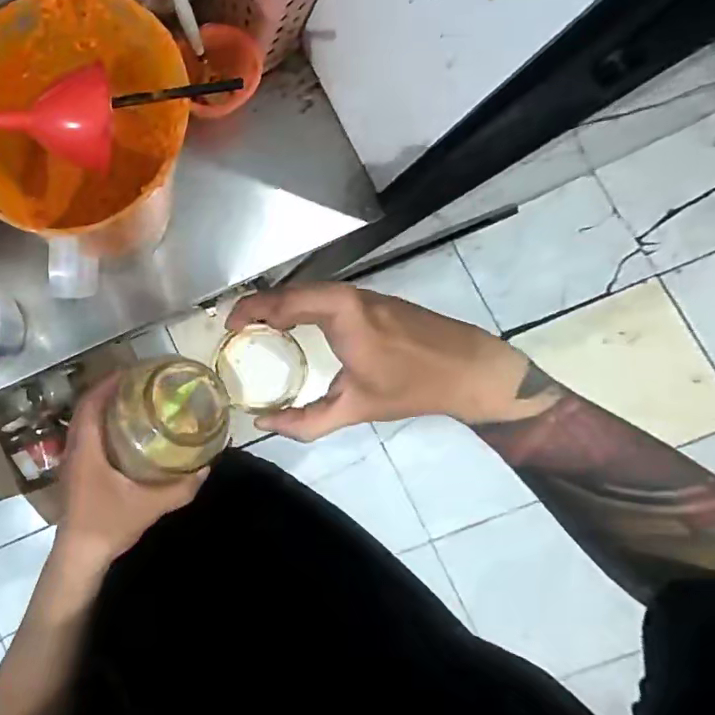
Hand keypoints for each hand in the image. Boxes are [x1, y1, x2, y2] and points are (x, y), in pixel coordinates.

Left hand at [54, 378, 206, 571]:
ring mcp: (72, 459)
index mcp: (85, 446)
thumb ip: (179, 487)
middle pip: (86, 408)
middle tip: (139, 384)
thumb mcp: (149, 505)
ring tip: (135, 402)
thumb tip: (206, 467)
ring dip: (104, 409)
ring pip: (84, 423)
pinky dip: (102, 426)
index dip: (108, 384)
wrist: (80, 551)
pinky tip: (124, 434)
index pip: (91, 403)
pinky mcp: (75, 470)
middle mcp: (74, 447)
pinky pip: (87, 436)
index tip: (132, 371)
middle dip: (109, 392)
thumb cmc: (108, 523)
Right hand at [227, 282, 551, 440]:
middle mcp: (353, 299)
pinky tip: (292, 321)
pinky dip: (299, 302)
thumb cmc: (417, 388)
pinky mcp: (374, 300)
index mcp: (347, 319)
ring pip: (309, 288)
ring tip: (257, 323)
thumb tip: (262, 425)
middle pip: (293, 290)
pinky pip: (324, 293)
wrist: (481, 373)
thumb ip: (307, 421)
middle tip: (237, 326)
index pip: (289, 300)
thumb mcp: (358, 409)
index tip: (232, 328)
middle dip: (259, 304)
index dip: (254, 309)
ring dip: (278, 301)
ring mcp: (365, 296)